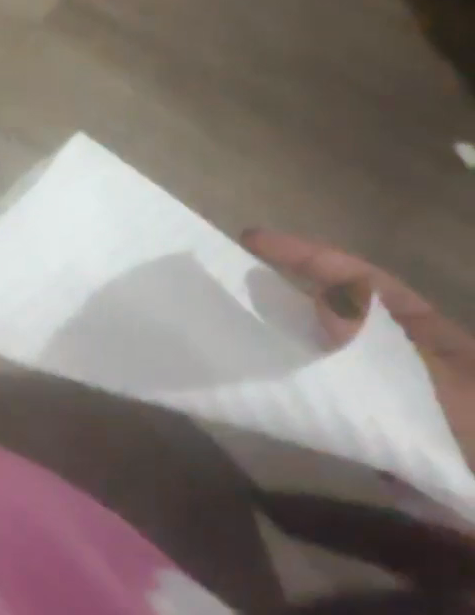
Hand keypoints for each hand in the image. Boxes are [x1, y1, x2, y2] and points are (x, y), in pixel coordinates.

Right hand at [242, 229, 474, 470]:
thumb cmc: (468, 433)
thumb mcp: (445, 392)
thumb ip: (387, 347)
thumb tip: (321, 299)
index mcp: (427, 334)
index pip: (363, 280)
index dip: (309, 256)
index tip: (250, 240)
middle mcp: (399, 353)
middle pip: (335, 308)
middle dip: (284, 289)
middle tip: (224, 278)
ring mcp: (377, 389)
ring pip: (317, 347)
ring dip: (275, 334)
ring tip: (223, 323)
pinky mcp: (359, 425)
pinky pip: (312, 390)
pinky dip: (281, 380)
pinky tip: (249, 380)